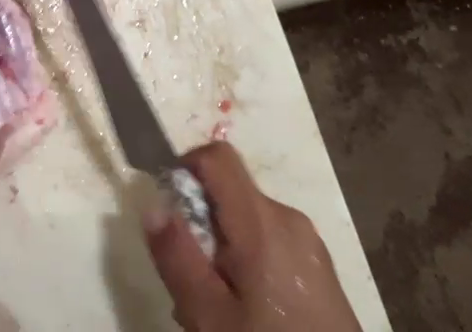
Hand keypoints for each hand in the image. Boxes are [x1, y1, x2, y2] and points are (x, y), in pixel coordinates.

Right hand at [145, 143, 362, 331]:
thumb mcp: (210, 316)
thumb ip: (177, 256)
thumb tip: (153, 203)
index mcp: (263, 223)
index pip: (217, 156)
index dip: (184, 169)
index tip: (169, 213)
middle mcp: (289, 219)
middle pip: (228, 193)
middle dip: (197, 225)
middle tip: (188, 283)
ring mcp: (308, 244)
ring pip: (245, 222)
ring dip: (219, 250)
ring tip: (215, 309)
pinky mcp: (318, 268)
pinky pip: (268, 244)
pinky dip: (245, 264)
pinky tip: (245, 315)